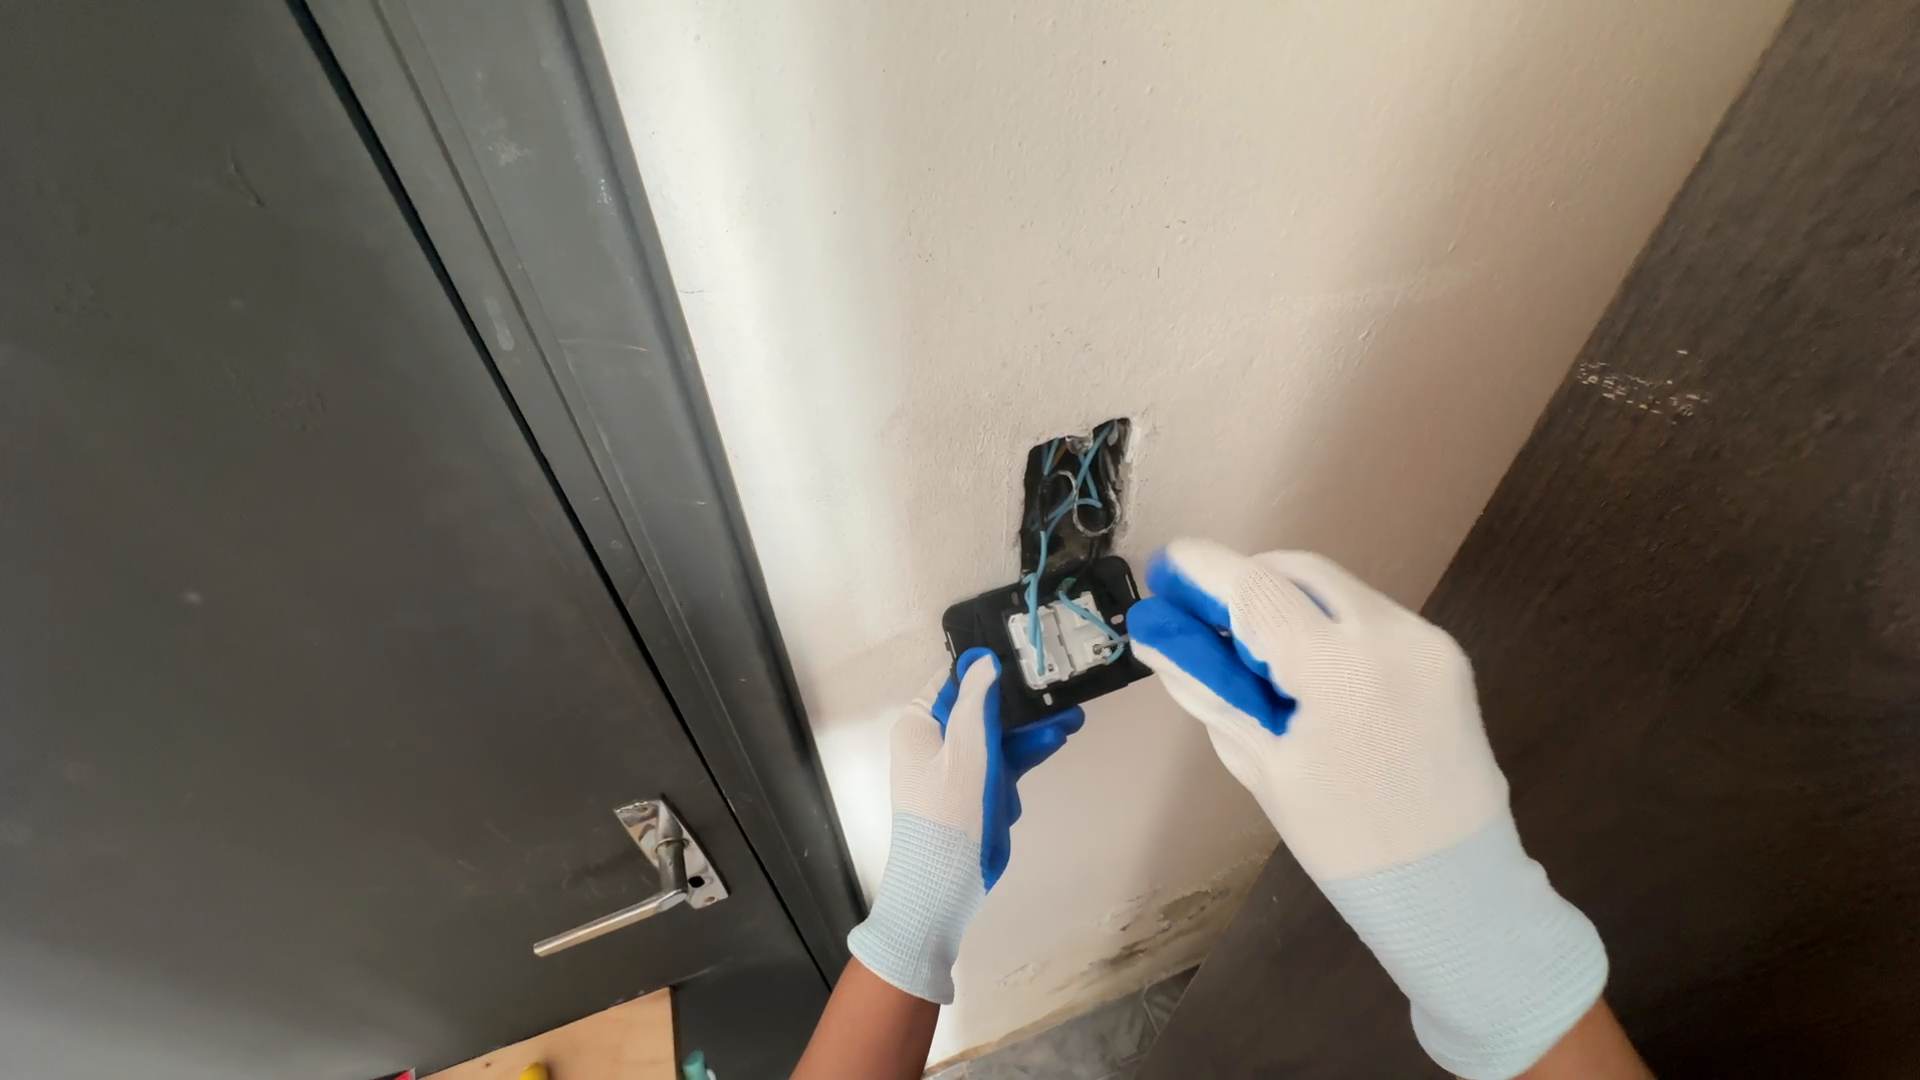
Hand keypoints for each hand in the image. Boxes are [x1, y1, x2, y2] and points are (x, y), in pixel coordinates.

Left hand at [846, 647, 1083, 1002]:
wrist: (943, 889)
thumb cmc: (950, 812)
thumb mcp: (966, 749)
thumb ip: (977, 702)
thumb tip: (982, 659)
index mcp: (919, 724)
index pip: (953, 682)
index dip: (986, 670)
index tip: (1022, 659)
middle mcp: (932, 742)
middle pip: (981, 712)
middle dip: (1020, 709)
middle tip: (1060, 695)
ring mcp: (953, 769)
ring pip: (996, 741)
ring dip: (1028, 735)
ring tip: (1071, 720)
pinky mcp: (971, 793)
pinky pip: (998, 768)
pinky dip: (1020, 763)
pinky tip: (1052, 745)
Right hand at [1127, 539, 1607, 1079]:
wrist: (1456, 887)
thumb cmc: (1338, 837)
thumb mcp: (1256, 761)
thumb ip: (1204, 683)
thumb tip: (1157, 631)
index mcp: (1343, 672)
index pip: (1255, 588)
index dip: (1201, 568)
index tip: (1164, 567)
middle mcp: (1394, 636)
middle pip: (1295, 568)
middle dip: (1241, 579)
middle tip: (1204, 614)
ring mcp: (1427, 638)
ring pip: (1329, 584)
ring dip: (1279, 597)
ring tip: (1252, 649)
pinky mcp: (1442, 649)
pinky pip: (1360, 609)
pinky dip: (1317, 617)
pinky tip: (1302, 663)